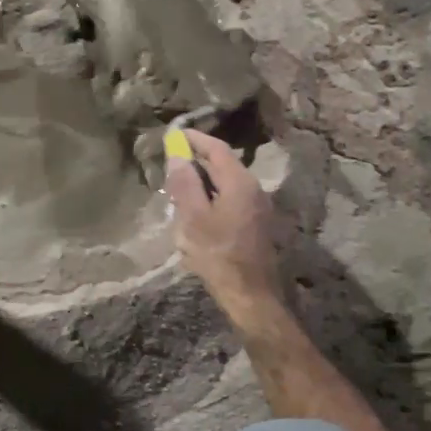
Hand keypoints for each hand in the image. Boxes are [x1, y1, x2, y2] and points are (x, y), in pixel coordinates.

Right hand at [164, 129, 280, 310]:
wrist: (251, 296)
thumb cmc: (218, 256)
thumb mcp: (193, 218)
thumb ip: (184, 183)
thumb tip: (177, 153)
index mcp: (240, 183)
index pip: (216, 149)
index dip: (195, 139)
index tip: (174, 134)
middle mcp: (254, 189)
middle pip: (224, 165)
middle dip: (197, 160)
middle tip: (172, 161)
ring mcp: (258, 208)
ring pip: (227, 184)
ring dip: (204, 181)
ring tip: (179, 188)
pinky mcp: (256, 225)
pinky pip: (231, 200)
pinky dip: (212, 197)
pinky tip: (197, 212)